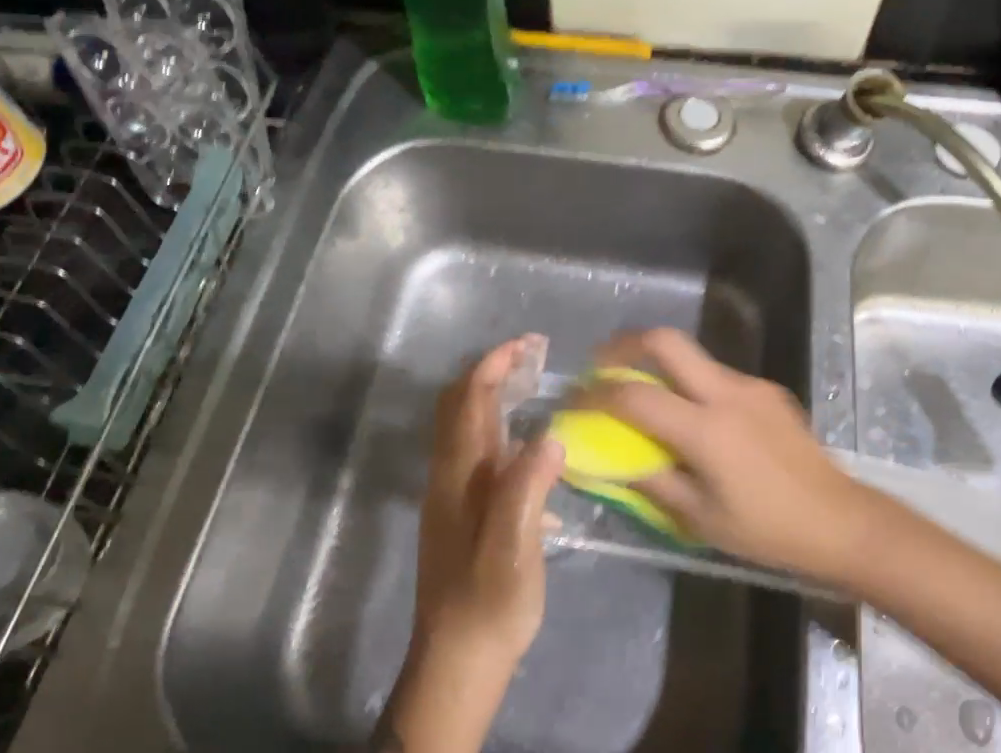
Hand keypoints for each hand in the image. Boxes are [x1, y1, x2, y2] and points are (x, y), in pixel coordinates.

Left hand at [412, 337, 564, 679]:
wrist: (457, 658)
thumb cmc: (489, 602)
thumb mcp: (514, 548)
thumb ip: (526, 489)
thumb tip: (550, 435)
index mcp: (460, 475)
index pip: (470, 400)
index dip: (494, 364)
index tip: (528, 342)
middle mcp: (450, 475)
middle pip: (460, 406)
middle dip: (491, 371)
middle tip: (533, 356)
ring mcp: (452, 495)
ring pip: (467, 428)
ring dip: (494, 397)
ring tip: (536, 388)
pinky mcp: (462, 514)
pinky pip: (477, 453)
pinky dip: (499, 430)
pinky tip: (532, 451)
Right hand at [577, 328, 878, 581]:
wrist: (841, 521)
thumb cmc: (766, 529)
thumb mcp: (700, 518)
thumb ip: (652, 482)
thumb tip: (612, 462)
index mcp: (705, 428)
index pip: (635, 396)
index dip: (596, 394)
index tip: (573, 398)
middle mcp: (726, 393)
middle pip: (665, 342)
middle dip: (624, 343)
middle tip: (600, 362)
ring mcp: (751, 386)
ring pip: (693, 357)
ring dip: (660, 364)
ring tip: (643, 392)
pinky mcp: (769, 392)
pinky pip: (718, 376)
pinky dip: (692, 384)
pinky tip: (694, 417)